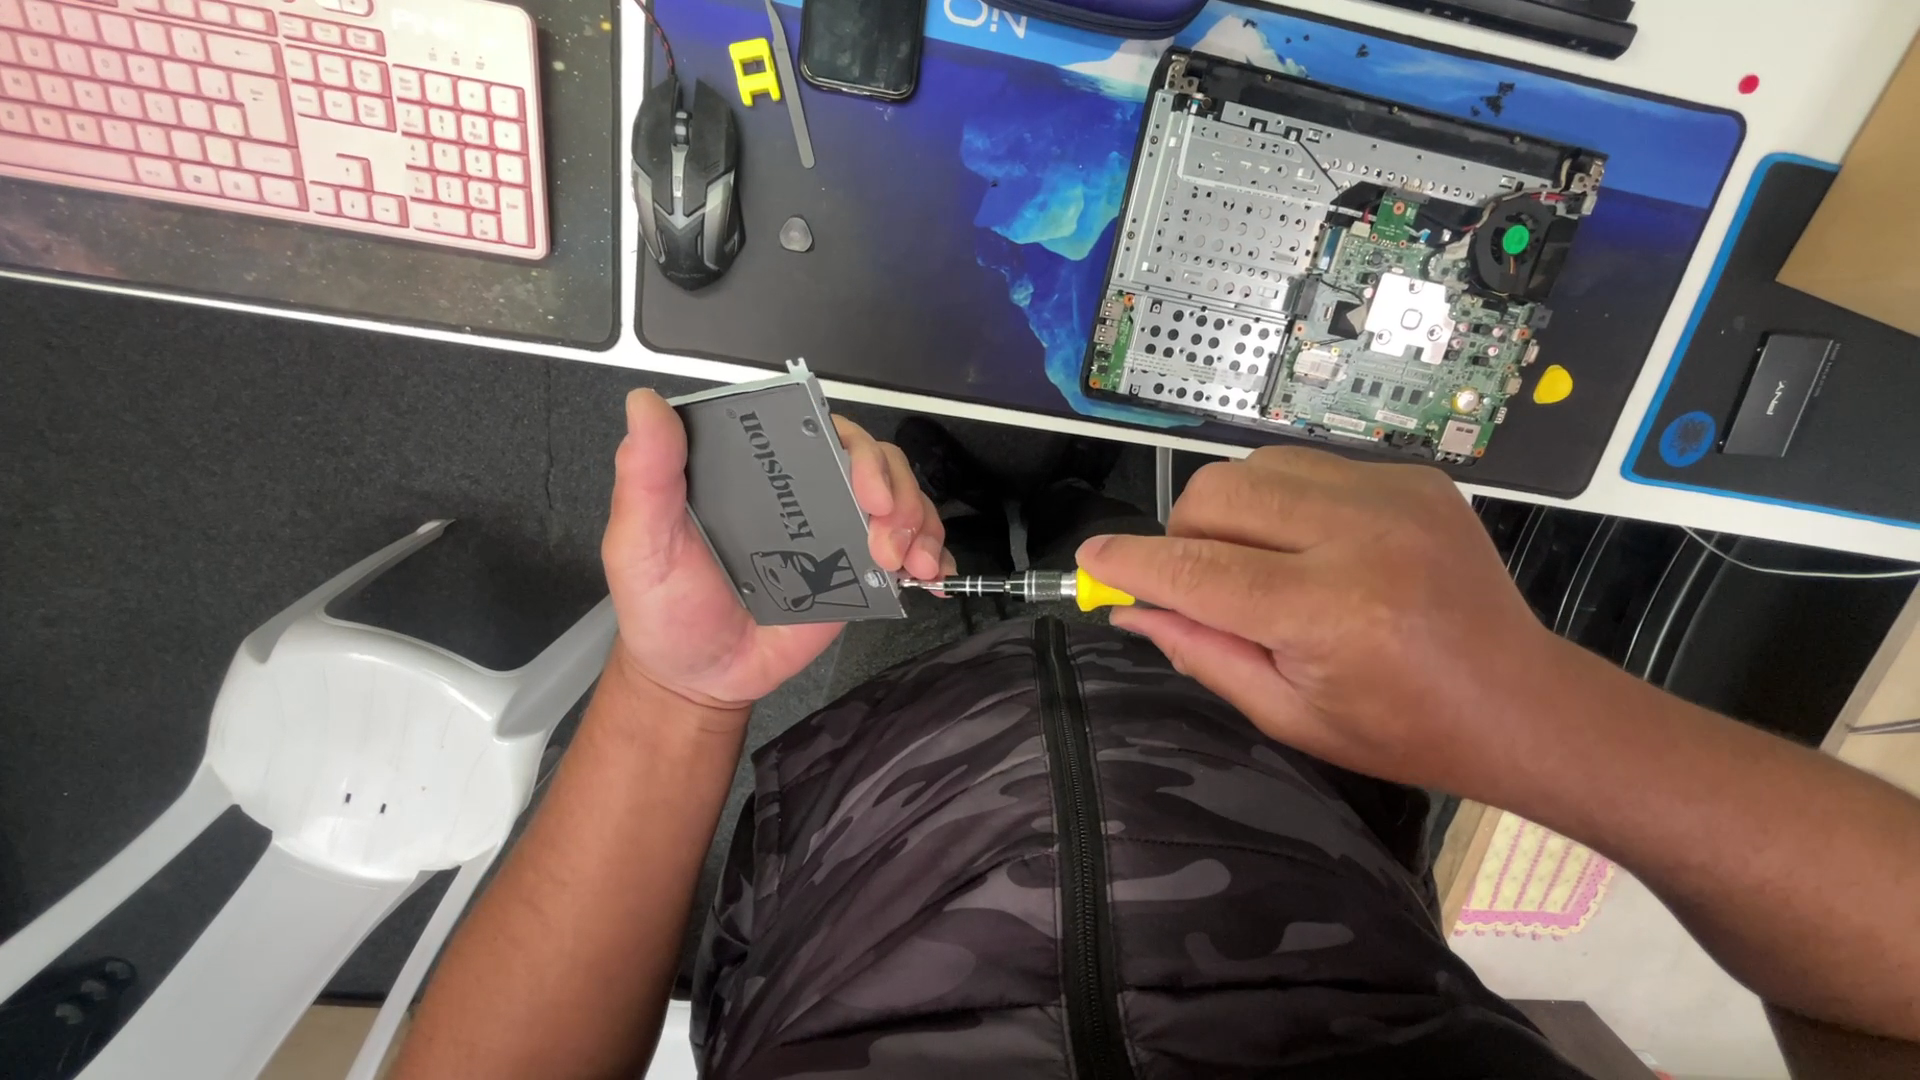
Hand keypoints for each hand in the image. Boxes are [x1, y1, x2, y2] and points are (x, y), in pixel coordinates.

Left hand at [601, 390, 952, 717]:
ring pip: (899, 498)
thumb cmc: (664, 609)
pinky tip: (931, 577)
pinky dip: (932, 555)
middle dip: (895, 489)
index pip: (814, 429)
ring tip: (911, 563)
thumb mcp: (640, 542)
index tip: (862, 483)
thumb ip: (646, 476)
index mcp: (756, 471)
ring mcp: (836, 530)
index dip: (850, 444)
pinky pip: (907, 549)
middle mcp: (803, 490)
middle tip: (887, 535)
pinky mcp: (857, 571)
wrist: (700, 680)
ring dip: (920, 521)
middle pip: (871, 459)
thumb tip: (647, 404)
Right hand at [1076, 445, 1564, 792]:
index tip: (1089, 559)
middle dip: (1183, 534)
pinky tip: (1311, 544)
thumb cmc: (1400, 730)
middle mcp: (1358, 536)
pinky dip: (1280, 501)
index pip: (1198, 572)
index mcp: (1328, 611)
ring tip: (1258, 561)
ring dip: (1228, 512)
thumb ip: (1201, 653)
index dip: (1132, 563)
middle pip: (1217, 496)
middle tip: (1201, 580)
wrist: (1523, 702)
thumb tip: (1131, 609)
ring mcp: (1392, 495)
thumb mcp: (1287, 713)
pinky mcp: (1412, 476)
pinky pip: (1304, 466)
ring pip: (1254, 468)